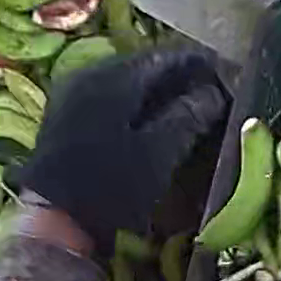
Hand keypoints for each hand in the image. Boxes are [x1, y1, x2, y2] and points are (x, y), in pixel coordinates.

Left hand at [14, 46, 229, 251]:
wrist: (56, 222)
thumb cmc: (111, 187)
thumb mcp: (158, 153)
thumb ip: (187, 118)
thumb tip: (213, 94)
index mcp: (113, 78)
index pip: (165, 57)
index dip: (198, 65)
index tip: (224, 76)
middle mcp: (89, 74)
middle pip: (143, 66)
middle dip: (177, 76)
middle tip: (208, 92)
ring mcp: (72, 93)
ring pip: (125, 81)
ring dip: (156, 90)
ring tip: (185, 107)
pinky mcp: (65, 115)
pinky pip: (108, 96)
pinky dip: (135, 103)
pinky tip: (151, 121)